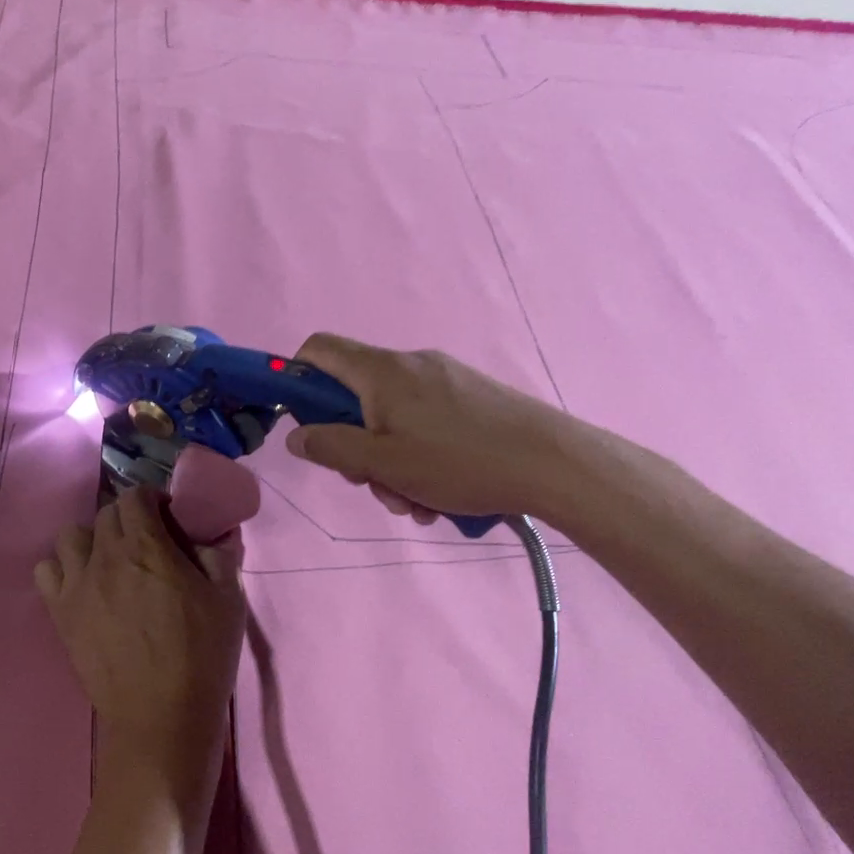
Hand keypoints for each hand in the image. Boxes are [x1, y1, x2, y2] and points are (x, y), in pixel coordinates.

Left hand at [35, 486, 246, 796]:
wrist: (159, 717)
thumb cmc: (201, 657)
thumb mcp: (228, 601)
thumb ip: (219, 556)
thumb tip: (213, 533)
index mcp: (147, 547)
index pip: (135, 496)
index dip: (152, 500)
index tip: (167, 518)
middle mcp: (105, 556)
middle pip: (105, 514)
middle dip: (127, 519)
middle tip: (146, 544)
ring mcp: (77, 584)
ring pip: (70, 536)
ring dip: (91, 541)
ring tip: (110, 563)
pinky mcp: (60, 611)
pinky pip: (45, 570)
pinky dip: (61, 570)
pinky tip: (82, 586)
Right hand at [286, 332, 589, 521]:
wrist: (558, 465)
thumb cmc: (459, 462)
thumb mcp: (382, 463)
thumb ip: (330, 447)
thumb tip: (295, 436)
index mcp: (381, 371)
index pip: (318, 349)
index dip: (296, 378)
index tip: (303, 422)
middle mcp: (410, 364)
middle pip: (354, 394)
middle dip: (352, 442)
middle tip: (367, 481)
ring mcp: (445, 379)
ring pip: (392, 417)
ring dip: (389, 461)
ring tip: (414, 503)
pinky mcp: (473, 398)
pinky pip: (425, 422)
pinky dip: (419, 456)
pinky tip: (439, 494)